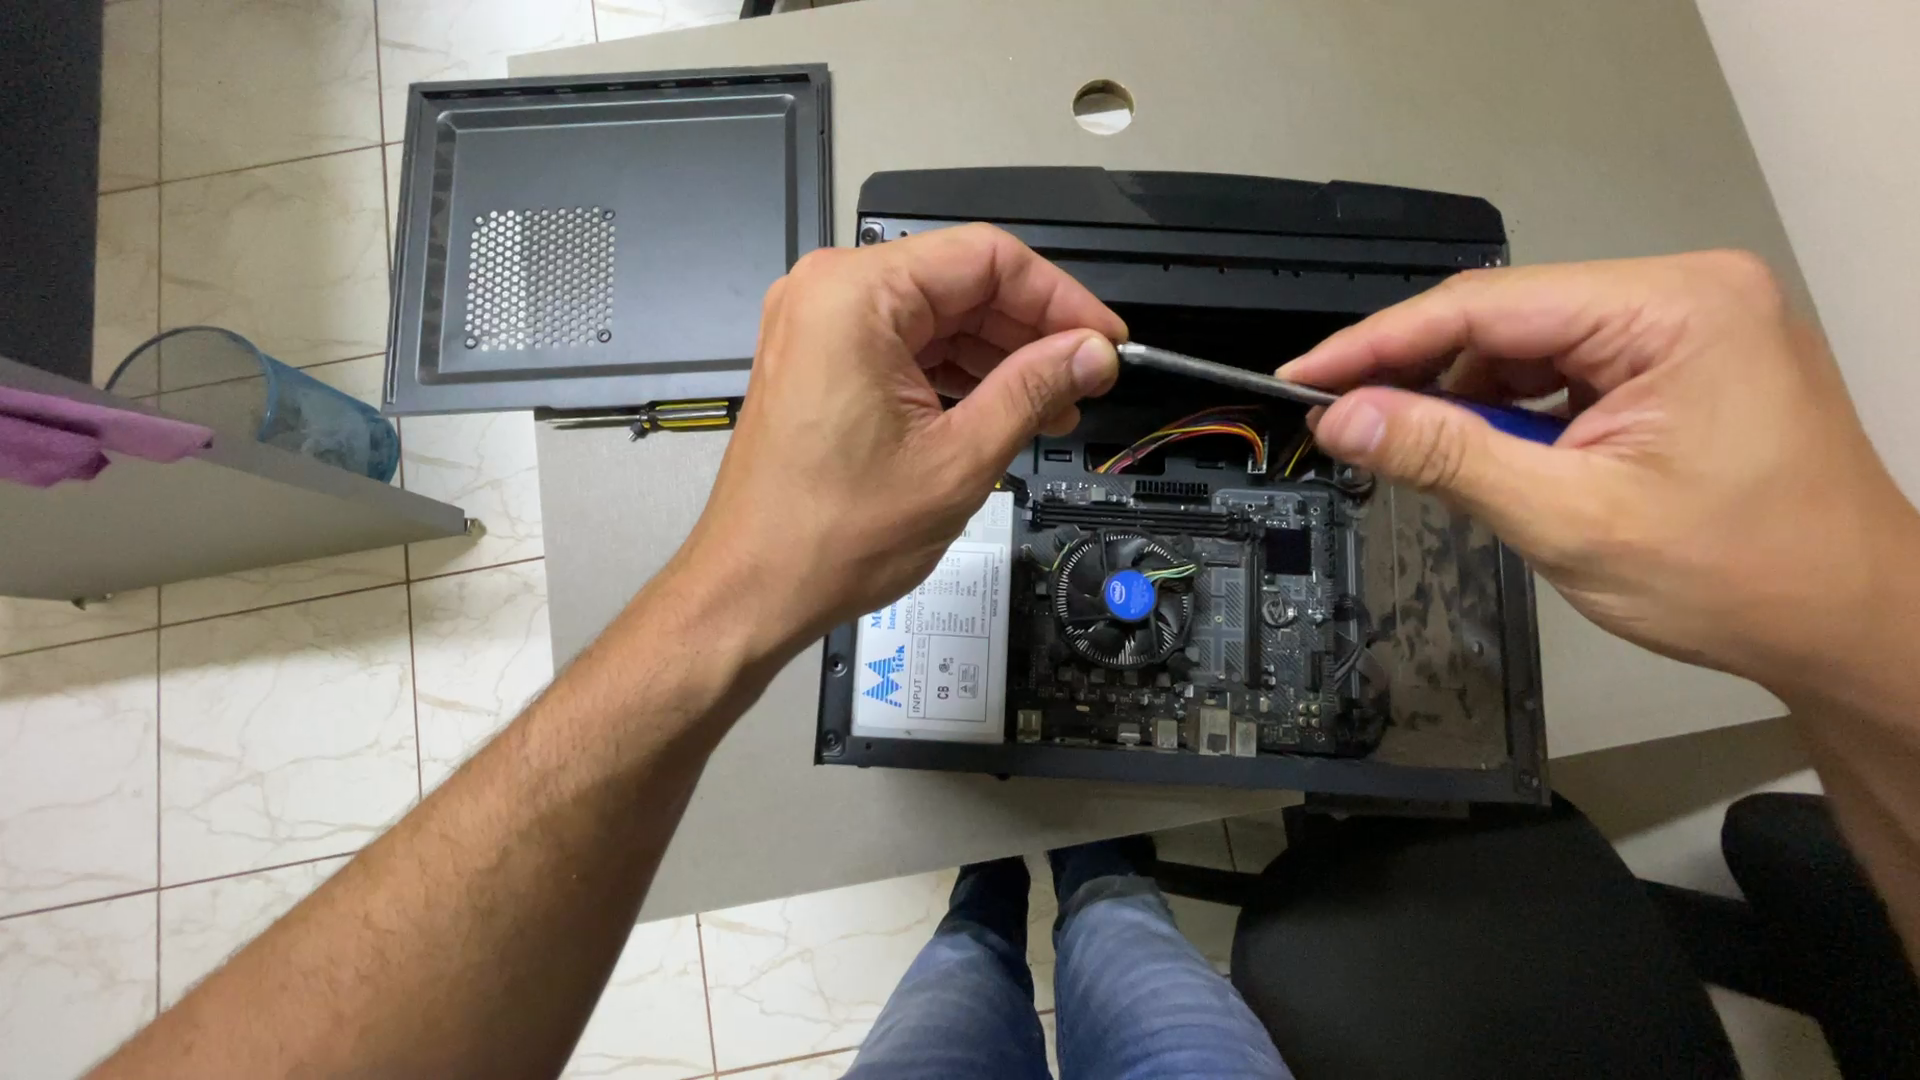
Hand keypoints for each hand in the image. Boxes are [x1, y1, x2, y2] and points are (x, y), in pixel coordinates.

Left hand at [678, 224, 1125, 659]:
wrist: (754, 590)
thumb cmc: (829, 537)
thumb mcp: (958, 460)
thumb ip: (1033, 391)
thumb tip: (1089, 354)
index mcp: (854, 297)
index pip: (987, 259)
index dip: (1059, 298)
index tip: (1102, 338)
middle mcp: (828, 296)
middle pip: (961, 285)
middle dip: (1031, 332)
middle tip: (1084, 378)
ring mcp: (820, 330)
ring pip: (937, 320)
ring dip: (998, 359)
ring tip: (1051, 405)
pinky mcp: (823, 366)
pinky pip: (907, 349)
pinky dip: (956, 376)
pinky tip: (999, 410)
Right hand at [1278, 251, 1919, 694]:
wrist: (1845, 625)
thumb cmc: (1737, 576)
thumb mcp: (1567, 516)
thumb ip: (1445, 457)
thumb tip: (1342, 419)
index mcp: (1674, 309)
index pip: (1483, 305)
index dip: (1375, 344)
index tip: (1301, 378)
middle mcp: (1676, 298)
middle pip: (1496, 318)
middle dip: (1410, 372)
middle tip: (1336, 420)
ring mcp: (1672, 330)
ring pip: (1512, 347)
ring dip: (1451, 399)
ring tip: (1411, 452)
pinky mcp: (1660, 366)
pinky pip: (1544, 372)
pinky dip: (1493, 413)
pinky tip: (1474, 453)